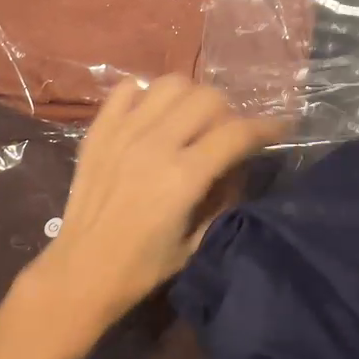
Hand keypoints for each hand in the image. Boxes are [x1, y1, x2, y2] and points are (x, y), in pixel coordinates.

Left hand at [0, 76, 282, 358]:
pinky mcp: (99, 130)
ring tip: (190, 120)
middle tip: (226, 133)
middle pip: (209, 98)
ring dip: (191, 98)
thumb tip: (238, 166)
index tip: (279, 127)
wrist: (79, 274)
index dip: (266, 127)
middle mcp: (156, 144)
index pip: (237, 133)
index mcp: (183, 177)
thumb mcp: (197, 242)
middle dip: (228, 112)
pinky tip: (153, 116)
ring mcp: (124, 132)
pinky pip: (128, 89)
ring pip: (172, 84)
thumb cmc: (142, 268)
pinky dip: (146, 95)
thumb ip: (224, 198)